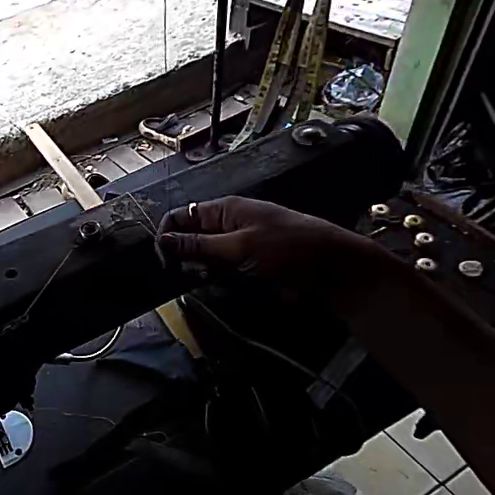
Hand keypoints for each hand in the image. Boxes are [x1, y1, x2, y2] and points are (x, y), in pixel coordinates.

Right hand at [156, 196, 383, 304]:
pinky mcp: (244, 267)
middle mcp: (225, 226)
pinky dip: (222, 282)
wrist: (331, 269)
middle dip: (190, 260)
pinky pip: (220, 274)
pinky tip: (237, 284)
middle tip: (205, 272)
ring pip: (203, 262)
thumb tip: (163, 239)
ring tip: (229, 278)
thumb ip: (199, 245)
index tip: (166, 262)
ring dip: (208, 274)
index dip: (168, 237)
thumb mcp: (240, 246)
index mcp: (223, 210)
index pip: (180, 217)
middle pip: (188, 242)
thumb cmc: (288, 248)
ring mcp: (235, 247)